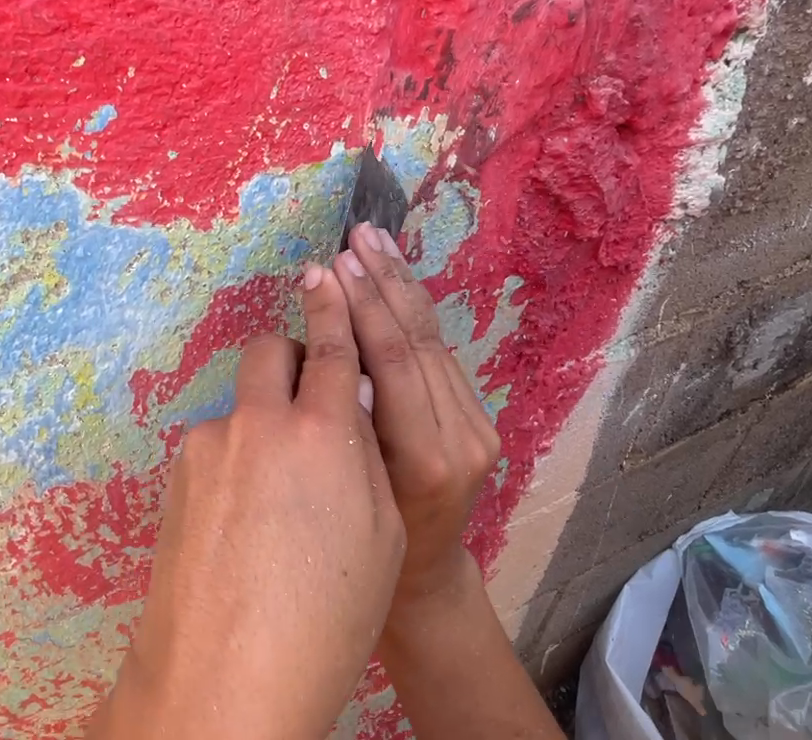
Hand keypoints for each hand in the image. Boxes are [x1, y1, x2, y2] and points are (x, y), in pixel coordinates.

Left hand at [86, 263, 405, 739]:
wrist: (225, 680)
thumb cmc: (326, 618)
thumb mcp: (380, 534)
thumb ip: (364, 453)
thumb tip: (350, 403)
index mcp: (325, 435)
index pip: (335, 347)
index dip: (335, 306)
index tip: (329, 271)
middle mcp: (260, 424)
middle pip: (271, 351)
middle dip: (293, 356)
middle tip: (311, 401)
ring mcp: (210, 446)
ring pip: (243, 403)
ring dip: (265, 420)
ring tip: (278, 492)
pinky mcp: (178, 473)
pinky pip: (217, 443)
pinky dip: (236, 458)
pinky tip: (243, 519)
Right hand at [331, 224, 559, 739]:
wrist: (426, 576)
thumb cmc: (363, 540)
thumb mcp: (345, 485)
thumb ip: (346, 418)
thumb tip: (330, 346)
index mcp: (425, 457)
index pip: (394, 362)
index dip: (363, 307)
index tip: (332, 265)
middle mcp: (463, 436)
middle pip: (419, 341)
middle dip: (385, 281)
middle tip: (357, 235)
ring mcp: (479, 426)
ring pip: (434, 340)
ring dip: (401, 285)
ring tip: (374, 240)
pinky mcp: (480, 419)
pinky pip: (441, 354)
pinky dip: (413, 311)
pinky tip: (393, 279)